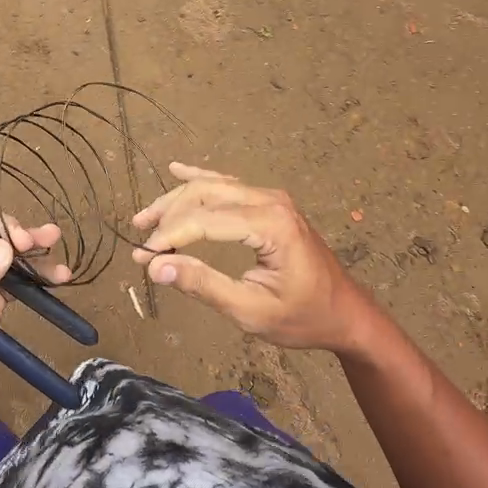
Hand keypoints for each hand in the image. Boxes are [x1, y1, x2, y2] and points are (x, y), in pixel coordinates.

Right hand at [131, 162, 373, 351]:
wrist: (346, 314)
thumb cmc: (304, 318)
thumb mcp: (251, 311)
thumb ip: (204, 286)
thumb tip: (157, 267)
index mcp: (270, 225)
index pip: (204, 219)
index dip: (169, 236)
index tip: (144, 257)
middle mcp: (270, 201)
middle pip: (203, 194)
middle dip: (167, 215)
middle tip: (141, 241)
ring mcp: (270, 198)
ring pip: (212, 186)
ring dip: (176, 201)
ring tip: (145, 220)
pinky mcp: (269, 203)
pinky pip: (227, 185)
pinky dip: (199, 180)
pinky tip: (177, 169)